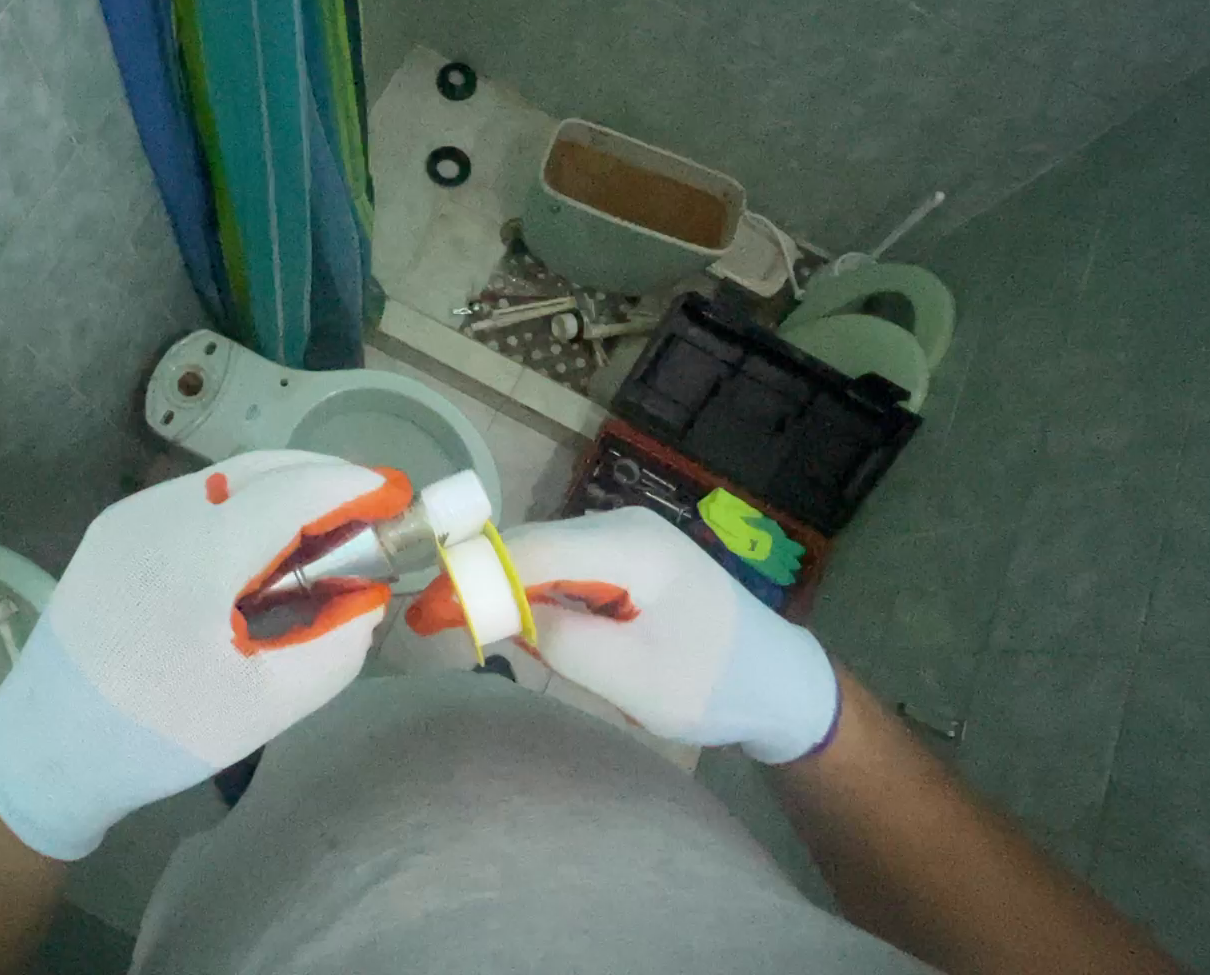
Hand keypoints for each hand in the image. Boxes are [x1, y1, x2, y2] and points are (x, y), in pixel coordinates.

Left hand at [0, 451, 410, 858]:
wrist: (43, 752)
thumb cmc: (155, 736)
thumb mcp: (262, 707)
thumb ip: (333, 649)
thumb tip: (368, 599)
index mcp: (194, 556)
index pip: (294, 491)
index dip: (354, 487)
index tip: (397, 495)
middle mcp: (159, 514)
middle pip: (264, 468)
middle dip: (327, 479)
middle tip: (371, 511)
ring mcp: (131, 515)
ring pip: (232, 477)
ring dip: (289, 490)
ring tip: (325, 530)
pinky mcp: (117, 527)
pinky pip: (201, 496)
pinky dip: (249, 504)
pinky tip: (264, 547)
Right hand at [409, 507, 837, 762]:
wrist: (782, 682)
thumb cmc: (716, 683)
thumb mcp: (636, 678)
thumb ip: (564, 641)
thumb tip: (503, 612)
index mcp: (631, 545)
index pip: (532, 549)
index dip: (473, 578)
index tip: (426, 612)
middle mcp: (622, 526)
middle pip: (532, 546)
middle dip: (484, 583)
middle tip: (440, 624)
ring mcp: (626, 538)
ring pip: (544, 558)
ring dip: (512, 593)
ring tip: (496, 636)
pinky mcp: (627, 558)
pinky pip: (566, 570)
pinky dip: (540, 597)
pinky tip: (541, 629)